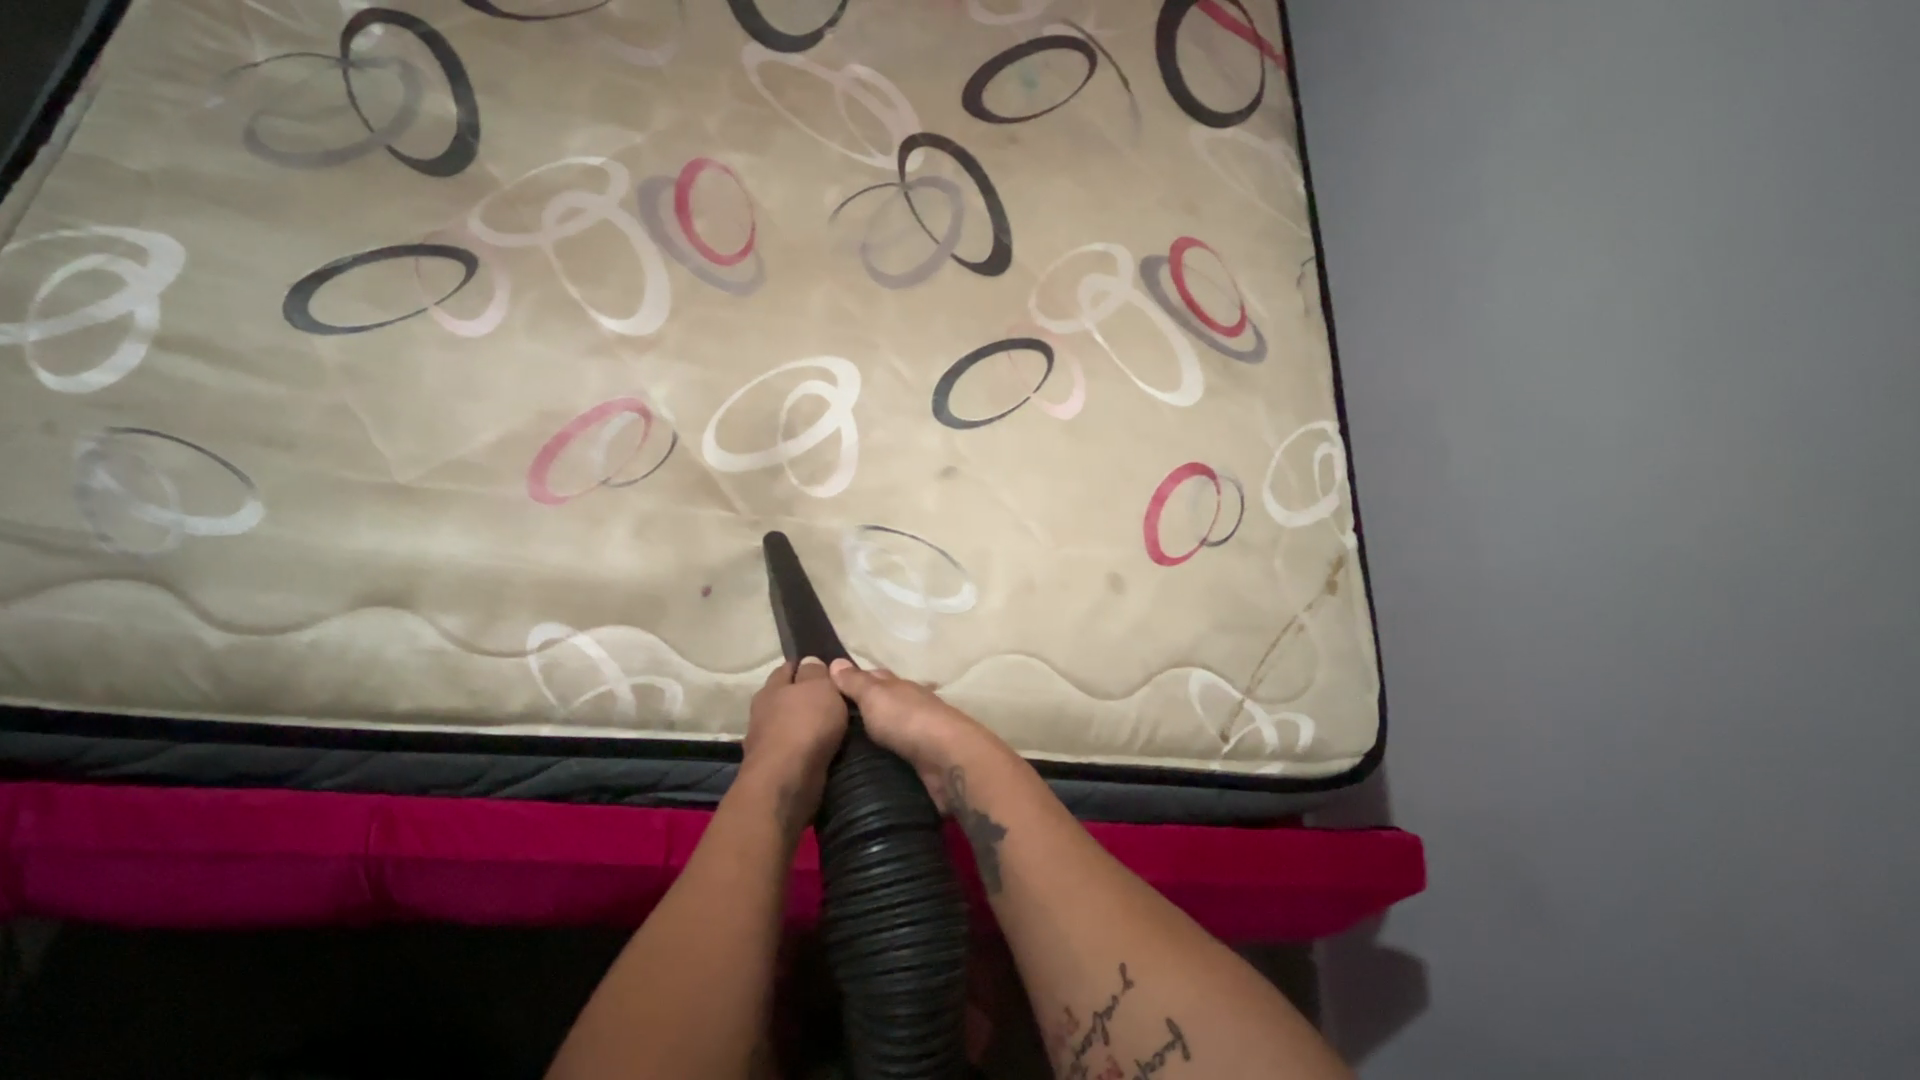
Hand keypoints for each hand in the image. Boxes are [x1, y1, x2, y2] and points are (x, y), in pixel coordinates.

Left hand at [742, 658, 847, 832]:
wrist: (786, 782)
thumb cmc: (805, 726)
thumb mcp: (819, 688)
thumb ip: (816, 673)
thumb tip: (809, 661)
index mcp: (771, 688)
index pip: (788, 668)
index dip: (806, 667)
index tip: (828, 671)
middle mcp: (763, 712)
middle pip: (786, 698)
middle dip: (806, 698)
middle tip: (836, 700)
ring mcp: (765, 741)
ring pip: (790, 726)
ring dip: (807, 727)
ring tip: (834, 728)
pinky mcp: (774, 768)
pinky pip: (794, 751)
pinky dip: (807, 749)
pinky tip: (824, 751)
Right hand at [828, 658, 1003, 811]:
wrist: (947, 759)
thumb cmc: (907, 719)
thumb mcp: (875, 696)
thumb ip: (856, 682)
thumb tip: (835, 661)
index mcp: (900, 687)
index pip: (874, 678)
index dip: (854, 681)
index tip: (829, 690)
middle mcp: (911, 707)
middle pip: (883, 705)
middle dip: (861, 712)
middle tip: (829, 726)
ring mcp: (919, 735)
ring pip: (890, 731)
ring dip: (873, 737)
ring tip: (840, 752)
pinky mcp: (923, 762)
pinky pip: (897, 756)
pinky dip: (884, 757)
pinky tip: (867, 767)